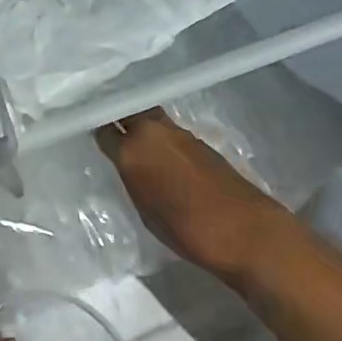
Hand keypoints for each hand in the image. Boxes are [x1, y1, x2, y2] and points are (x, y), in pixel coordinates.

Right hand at [96, 108, 282, 279]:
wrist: (246, 231)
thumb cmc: (187, 230)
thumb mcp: (145, 210)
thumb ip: (133, 179)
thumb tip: (130, 165)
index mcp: (131, 150)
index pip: (104, 130)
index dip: (99, 133)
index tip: (96, 138)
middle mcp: (152, 131)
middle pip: (128, 110)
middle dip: (119, 116)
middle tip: (114, 131)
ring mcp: (178, 132)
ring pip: (150, 116)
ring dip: (142, 124)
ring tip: (137, 143)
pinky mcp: (198, 139)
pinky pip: (169, 130)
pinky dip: (161, 136)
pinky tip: (163, 155)